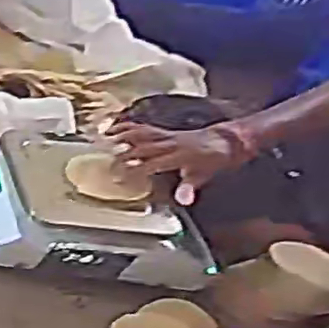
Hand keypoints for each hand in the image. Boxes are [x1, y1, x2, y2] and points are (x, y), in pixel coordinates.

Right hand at [110, 121, 253, 204]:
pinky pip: (143, 128)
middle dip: (122, 157)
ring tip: (103, 141)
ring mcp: (166, 135)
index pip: (150, 163)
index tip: (118, 179)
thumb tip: (183, 200)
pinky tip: (114, 129)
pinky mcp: (164, 131)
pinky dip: (127, 127)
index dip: (133, 171)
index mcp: (178, 156)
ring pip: (140, 133)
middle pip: (140, 148)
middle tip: (106, 166)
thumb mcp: (203, 176)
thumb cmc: (213, 161)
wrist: (226, 140)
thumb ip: (190, 187)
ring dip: (121, 137)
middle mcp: (169, 143)